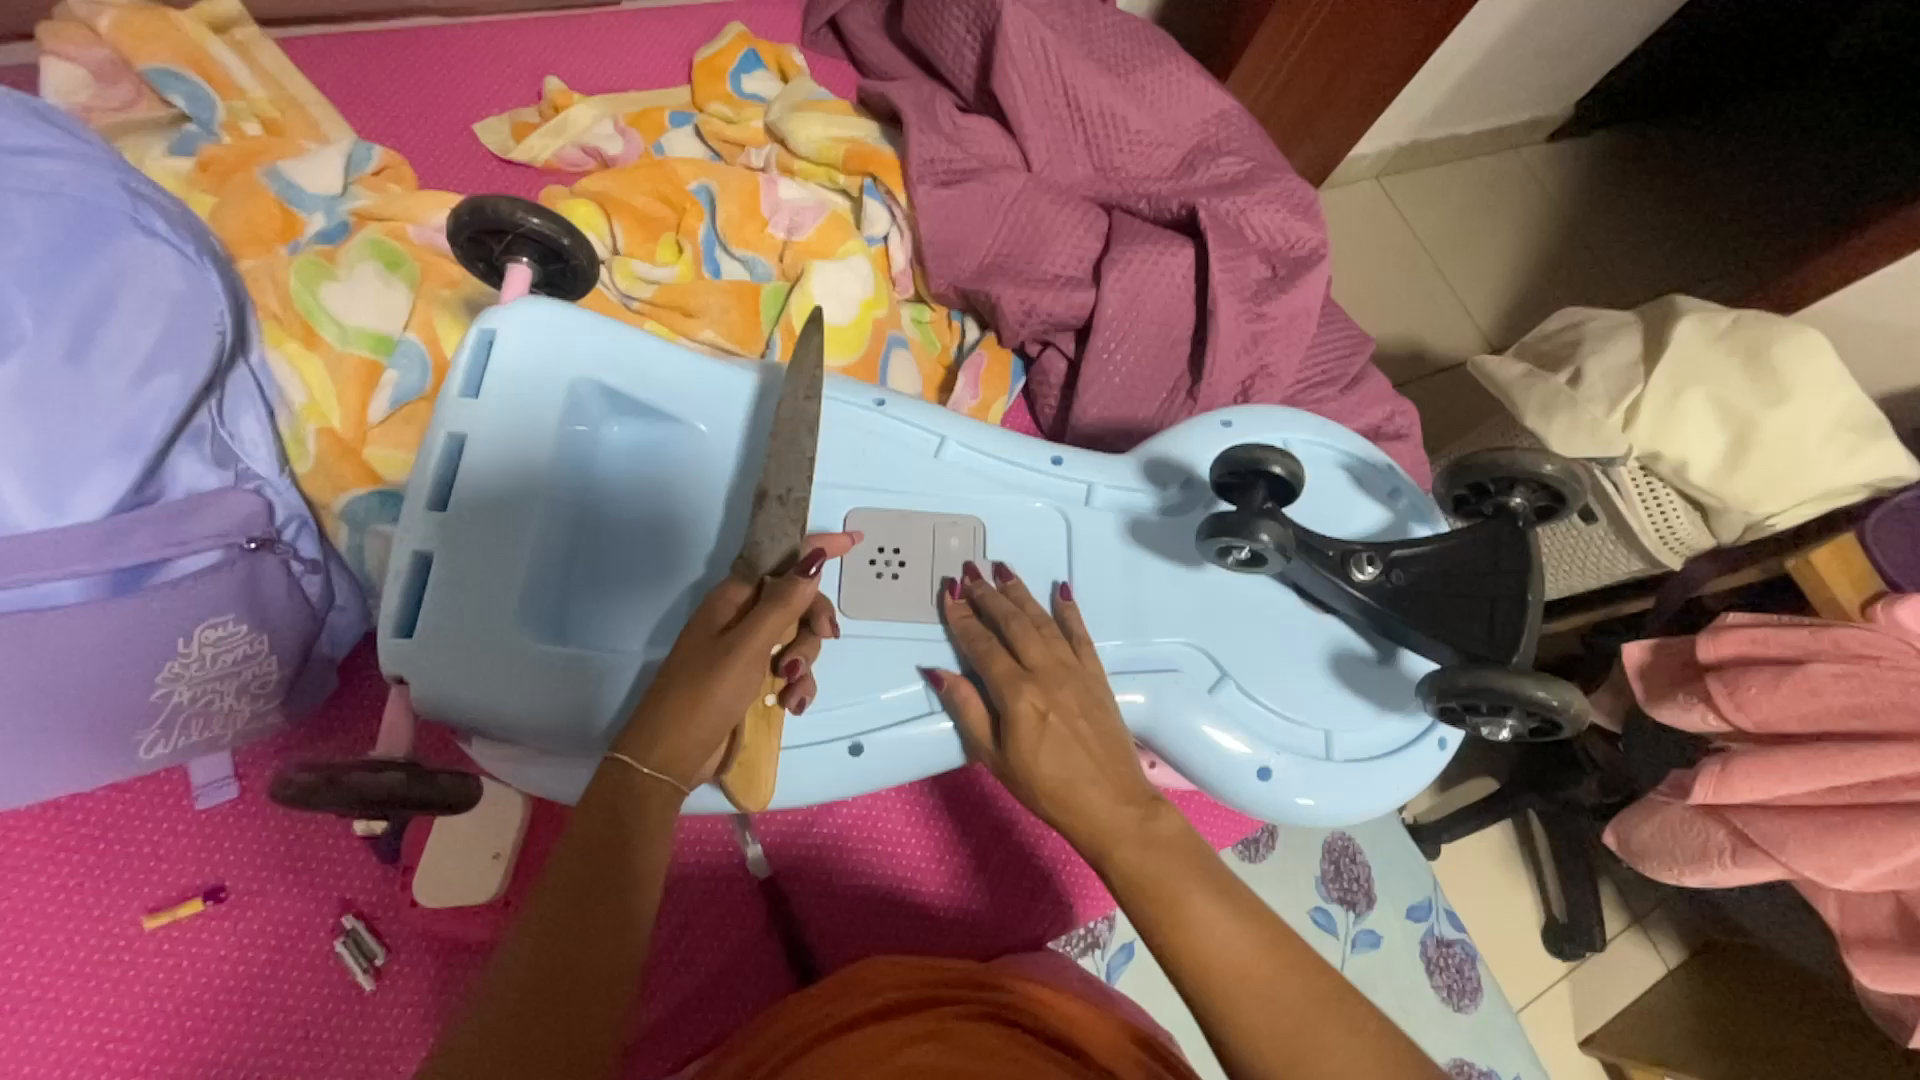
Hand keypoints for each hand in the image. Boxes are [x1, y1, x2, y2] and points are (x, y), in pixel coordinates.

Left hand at [613, 532, 859, 789]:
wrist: (671, 756)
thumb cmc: (703, 693)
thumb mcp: (748, 646)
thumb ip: (783, 602)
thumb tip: (814, 558)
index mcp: (735, 598)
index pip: (782, 559)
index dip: (817, 548)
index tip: (854, 541)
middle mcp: (742, 617)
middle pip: (797, 602)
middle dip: (813, 623)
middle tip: (826, 640)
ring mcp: (747, 649)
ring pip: (797, 638)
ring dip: (804, 661)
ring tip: (790, 688)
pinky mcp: (751, 678)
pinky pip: (789, 669)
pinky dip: (797, 684)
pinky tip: (791, 704)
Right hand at [924, 561, 1170, 859]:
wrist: (1111, 804)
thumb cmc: (1045, 788)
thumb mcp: (994, 757)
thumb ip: (967, 709)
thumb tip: (937, 671)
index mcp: (1016, 693)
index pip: (982, 645)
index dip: (962, 618)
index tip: (948, 594)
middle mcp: (1045, 671)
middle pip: (1012, 623)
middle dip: (988, 595)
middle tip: (970, 571)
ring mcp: (1074, 670)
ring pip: (1043, 621)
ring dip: (1021, 593)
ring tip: (1003, 570)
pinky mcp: (1096, 675)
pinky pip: (1080, 634)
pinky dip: (1068, 610)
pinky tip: (1060, 590)